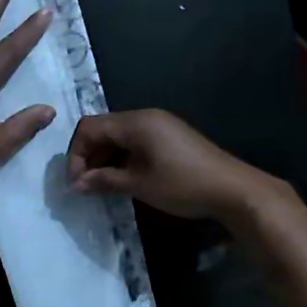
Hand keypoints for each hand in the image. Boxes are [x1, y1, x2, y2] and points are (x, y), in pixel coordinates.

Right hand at [66, 109, 282, 219]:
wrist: (232, 189)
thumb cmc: (183, 184)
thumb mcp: (140, 184)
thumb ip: (105, 180)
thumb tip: (76, 183)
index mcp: (137, 122)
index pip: (90, 127)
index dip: (76, 154)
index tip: (75, 183)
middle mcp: (147, 117)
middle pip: (104, 130)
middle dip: (89, 157)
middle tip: (85, 187)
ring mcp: (162, 127)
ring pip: (121, 138)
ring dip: (106, 160)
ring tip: (101, 188)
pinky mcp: (172, 139)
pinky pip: (138, 143)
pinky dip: (124, 159)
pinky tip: (124, 181)